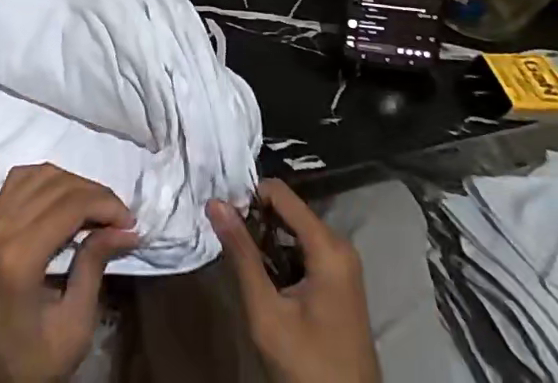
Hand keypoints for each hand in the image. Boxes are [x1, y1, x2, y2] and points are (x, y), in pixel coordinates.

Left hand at [0, 163, 139, 382]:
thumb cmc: (32, 359)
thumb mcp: (74, 324)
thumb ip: (95, 266)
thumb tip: (126, 229)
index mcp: (20, 258)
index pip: (70, 204)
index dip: (106, 204)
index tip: (131, 223)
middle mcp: (2, 231)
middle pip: (58, 185)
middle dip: (97, 194)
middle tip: (120, 219)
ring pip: (40, 174)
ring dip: (74, 183)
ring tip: (96, 209)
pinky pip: (20, 179)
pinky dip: (47, 179)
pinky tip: (65, 197)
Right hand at [207, 181, 380, 382]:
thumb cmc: (307, 363)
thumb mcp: (266, 312)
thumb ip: (241, 255)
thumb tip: (216, 204)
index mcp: (328, 246)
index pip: (281, 193)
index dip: (248, 195)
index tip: (220, 211)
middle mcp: (339, 244)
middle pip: (289, 210)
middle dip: (255, 218)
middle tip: (225, 237)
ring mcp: (342, 263)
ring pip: (295, 231)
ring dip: (265, 238)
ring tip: (238, 257)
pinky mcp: (339, 280)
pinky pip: (304, 250)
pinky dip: (280, 255)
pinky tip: (261, 276)